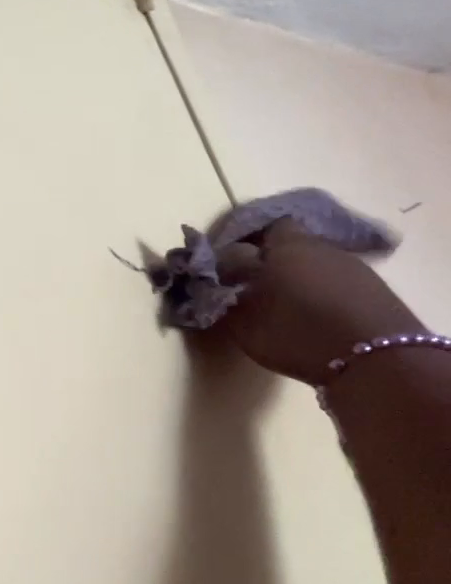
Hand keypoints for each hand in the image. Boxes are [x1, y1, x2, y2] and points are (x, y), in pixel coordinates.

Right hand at [215, 220, 421, 384]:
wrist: (373, 357)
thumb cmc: (294, 330)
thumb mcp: (241, 315)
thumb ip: (221, 292)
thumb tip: (208, 277)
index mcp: (288, 247)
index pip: (266, 226)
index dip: (244, 238)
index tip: (221, 260)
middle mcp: (322, 249)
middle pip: (289, 245)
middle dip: (265, 260)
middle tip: (240, 286)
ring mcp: (351, 267)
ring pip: (310, 264)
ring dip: (290, 278)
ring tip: (271, 304)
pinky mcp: (368, 288)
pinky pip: (330, 280)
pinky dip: (312, 290)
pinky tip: (302, 313)